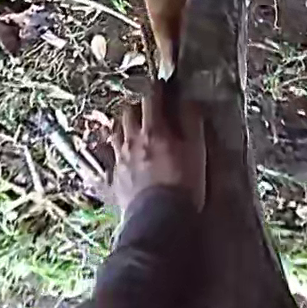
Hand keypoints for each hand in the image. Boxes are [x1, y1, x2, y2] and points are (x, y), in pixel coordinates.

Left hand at [108, 86, 205, 217]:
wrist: (159, 222)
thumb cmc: (183, 184)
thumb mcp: (196, 150)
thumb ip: (192, 122)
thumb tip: (188, 101)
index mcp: (153, 130)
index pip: (151, 98)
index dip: (156, 88)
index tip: (161, 85)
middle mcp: (132, 140)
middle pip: (128, 112)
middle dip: (138, 106)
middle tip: (148, 109)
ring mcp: (120, 159)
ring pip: (116, 132)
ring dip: (125, 126)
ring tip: (134, 129)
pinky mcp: (114, 178)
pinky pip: (110, 157)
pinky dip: (116, 151)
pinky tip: (123, 155)